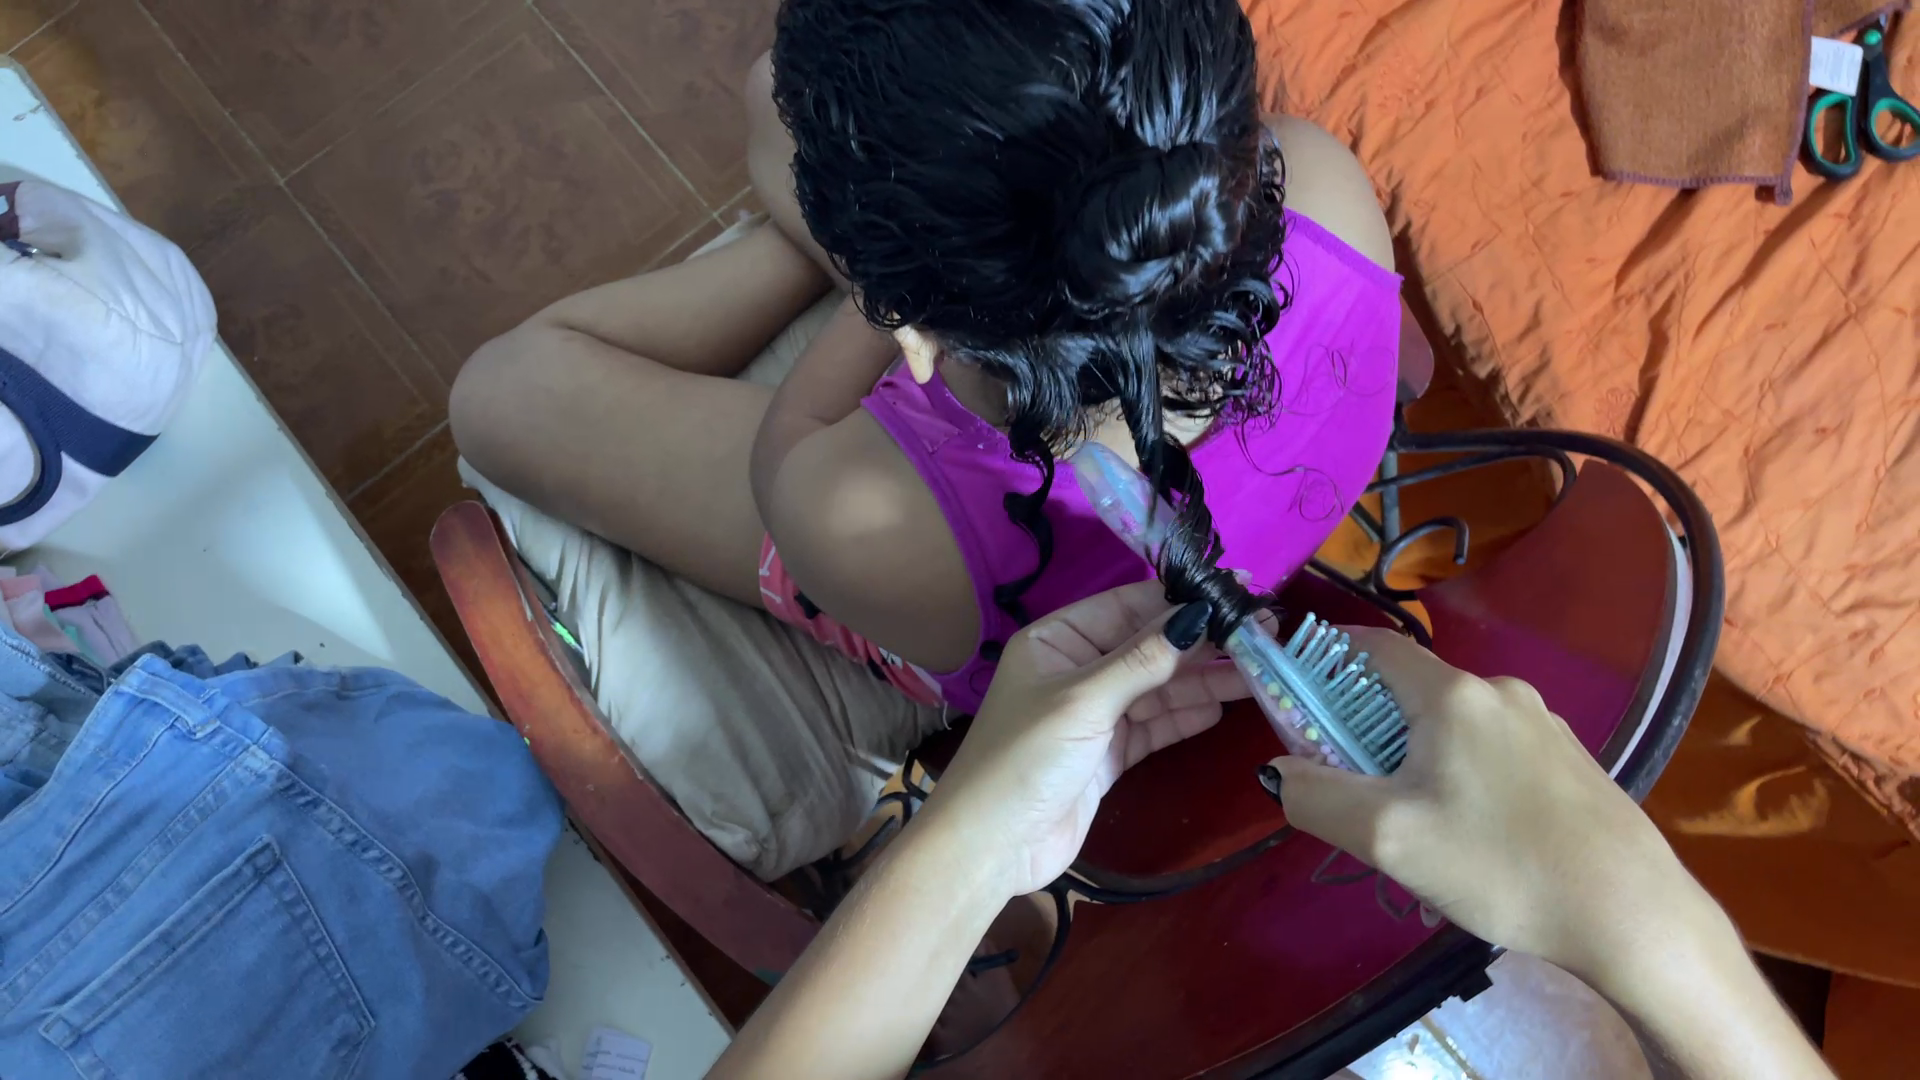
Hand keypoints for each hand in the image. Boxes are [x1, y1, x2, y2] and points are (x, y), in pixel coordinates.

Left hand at [916, 583, 1249, 898]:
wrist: (992, 845)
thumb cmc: (1026, 757)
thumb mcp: (1084, 701)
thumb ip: (1142, 660)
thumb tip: (1197, 614)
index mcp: (1056, 640)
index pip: (1126, 607)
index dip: (1179, 600)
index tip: (1236, 594)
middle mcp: (1076, 668)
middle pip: (1147, 647)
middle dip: (1200, 642)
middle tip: (1264, 637)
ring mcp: (1094, 712)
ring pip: (1157, 687)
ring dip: (1203, 680)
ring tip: (1260, 673)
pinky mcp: (1108, 752)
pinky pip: (1154, 724)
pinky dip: (1185, 716)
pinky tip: (1222, 705)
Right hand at [1269, 628, 1700, 984]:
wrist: (1642, 927)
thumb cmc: (1502, 866)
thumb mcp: (1385, 838)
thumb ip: (1312, 796)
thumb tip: (1278, 770)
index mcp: (1452, 694)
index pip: (1371, 645)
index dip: (1325, 658)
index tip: (1297, 691)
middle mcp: (1499, 692)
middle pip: (1406, 690)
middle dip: (1364, 724)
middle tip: (1351, 780)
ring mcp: (1543, 725)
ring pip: (1448, 725)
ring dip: (1412, 755)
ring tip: (1411, 821)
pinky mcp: (1570, 761)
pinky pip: (1488, 750)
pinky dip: (1457, 772)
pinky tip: (1469, 833)